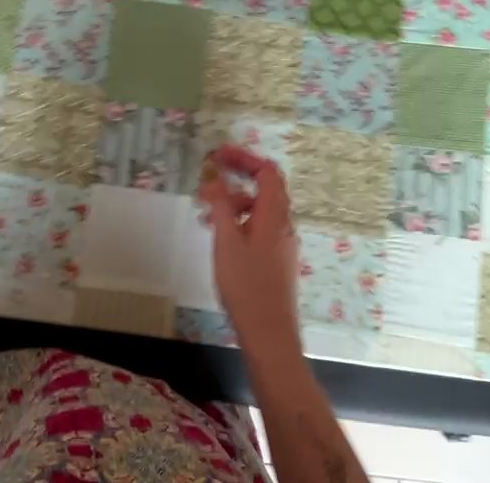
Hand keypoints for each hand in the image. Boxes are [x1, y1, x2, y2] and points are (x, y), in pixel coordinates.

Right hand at [198, 144, 302, 352]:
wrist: (270, 334)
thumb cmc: (246, 286)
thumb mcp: (227, 241)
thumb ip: (222, 205)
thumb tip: (217, 176)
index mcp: (275, 215)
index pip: (267, 172)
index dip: (244, 158)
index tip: (218, 155)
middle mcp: (284, 224)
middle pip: (266, 187)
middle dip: (237, 177)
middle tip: (209, 177)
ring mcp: (282, 243)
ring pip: (260, 209)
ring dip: (234, 202)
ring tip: (205, 213)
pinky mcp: (277, 259)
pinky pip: (259, 227)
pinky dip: (240, 220)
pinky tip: (220, 236)